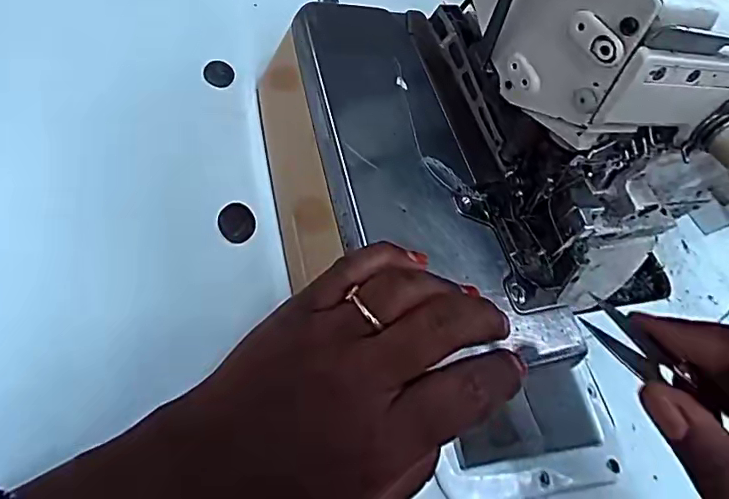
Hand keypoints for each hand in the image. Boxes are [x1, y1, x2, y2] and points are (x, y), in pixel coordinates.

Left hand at [20, 242, 524, 498]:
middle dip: (481, 321)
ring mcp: (330, 333)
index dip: (500, 374)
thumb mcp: (370, 496)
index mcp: (386, 436)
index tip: (512, 366)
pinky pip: (352, 266)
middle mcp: (362, 377)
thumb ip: (416, 457)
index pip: (465, 392)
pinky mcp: (301, 307)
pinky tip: (408, 258)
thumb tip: (446, 415)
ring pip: (402, 289)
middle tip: (496, 322)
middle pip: (442, 329)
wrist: (216, 464)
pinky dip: (386, 254)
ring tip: (462, 293)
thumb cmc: (284, 485)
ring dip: (443, 286)